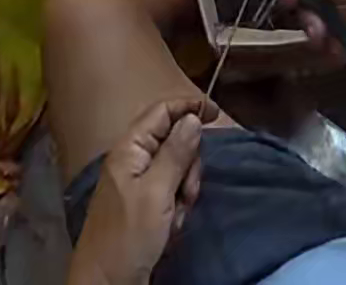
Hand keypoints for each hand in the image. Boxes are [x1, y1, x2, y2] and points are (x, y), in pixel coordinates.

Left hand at [69, 97, 211, 284]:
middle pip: (173, 140)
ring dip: (184, 188)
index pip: (162, 111)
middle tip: (188, 190)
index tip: (217, 113)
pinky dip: (176, 206)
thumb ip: (175, 153)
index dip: (189, 107)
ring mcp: (138, 183)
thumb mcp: (156, 193)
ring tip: (177, 214)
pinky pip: (170, 192)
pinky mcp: (144, 206)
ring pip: (175, 168)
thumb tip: (193, 117)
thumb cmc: (128, 237)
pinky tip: (172, 226)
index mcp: (130, 147)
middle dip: (188, 162)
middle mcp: (133, 159)